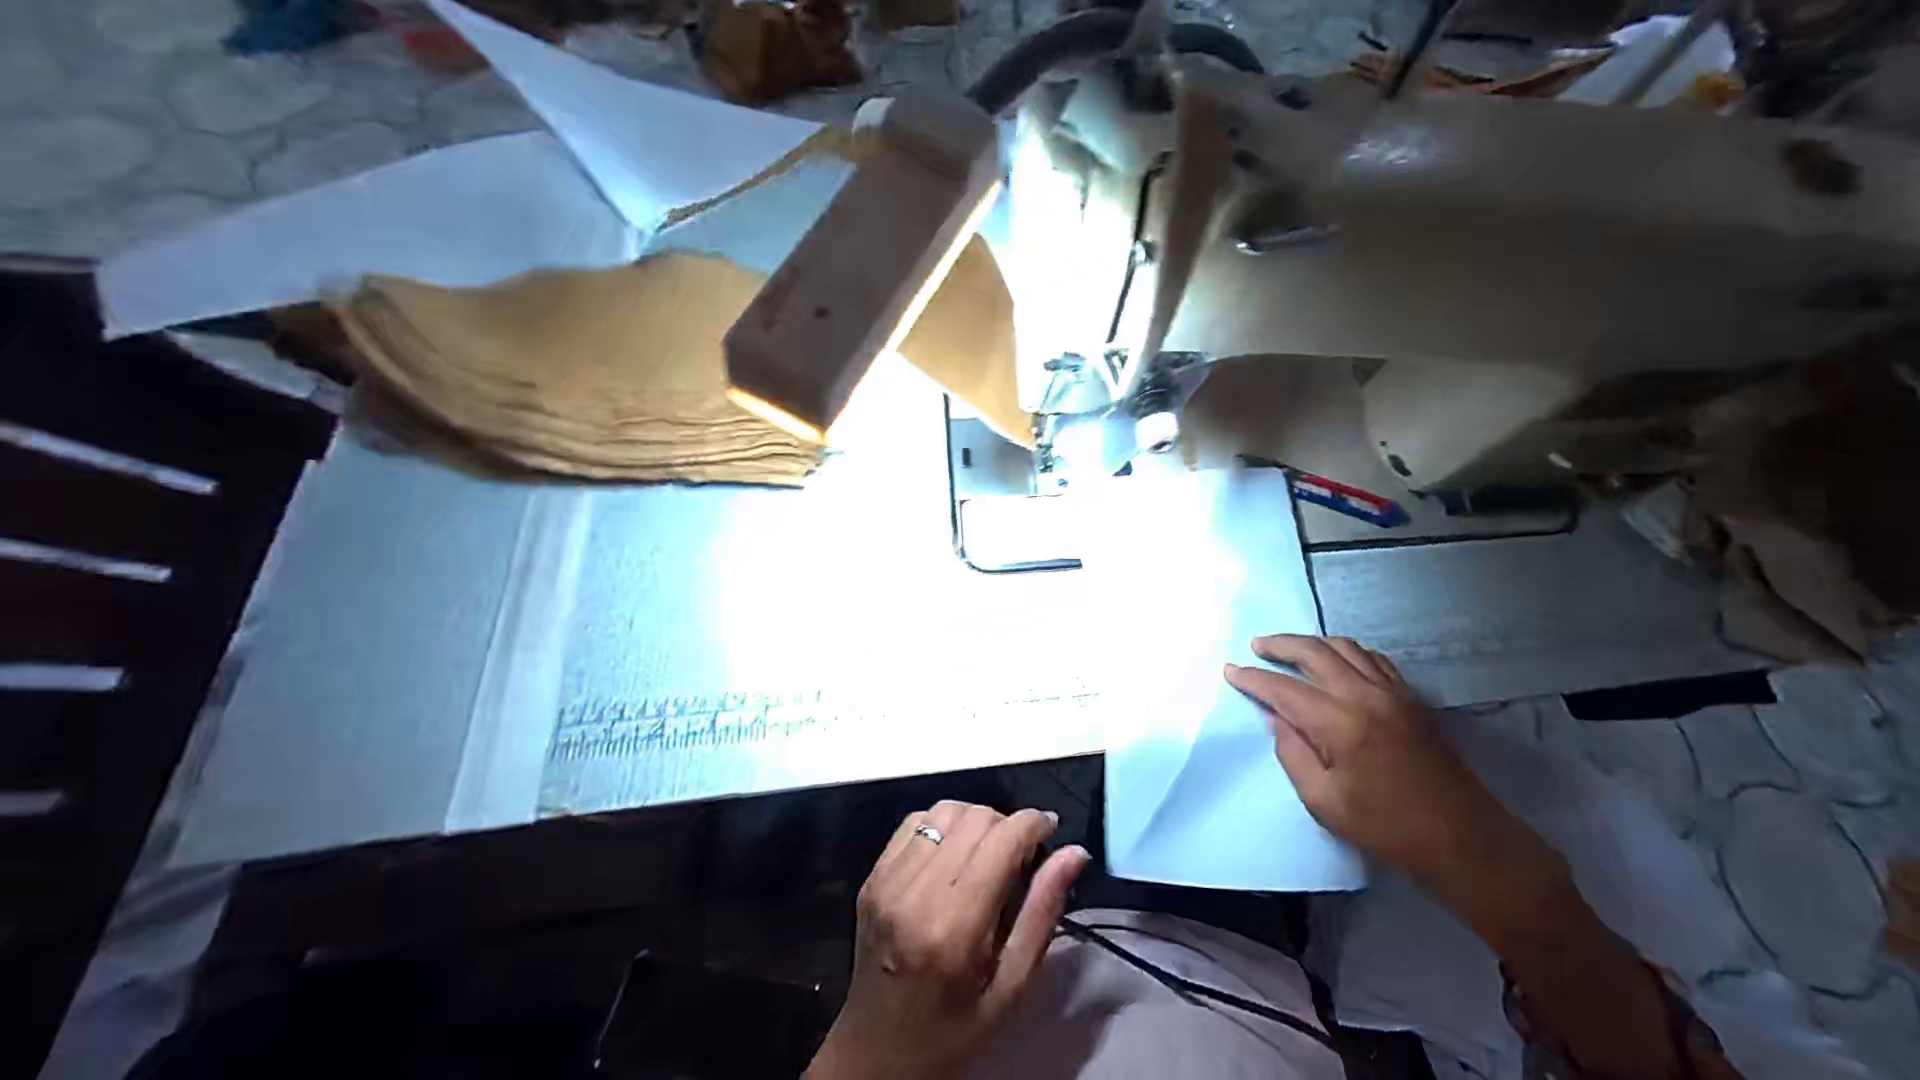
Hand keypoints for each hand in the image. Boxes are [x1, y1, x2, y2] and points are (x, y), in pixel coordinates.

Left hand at [806, 801, 1089, 1079]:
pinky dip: (942, 825)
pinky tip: (953, 853)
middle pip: (974, 817)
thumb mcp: (1013, 986)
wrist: (879, 1051)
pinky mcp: (872, 875)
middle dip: (1007, 824)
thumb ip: (1043, 912)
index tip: (1050, 831)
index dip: (1033, 824)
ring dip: (975, 820)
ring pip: (944, 810)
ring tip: (988, 851)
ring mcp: (887, 879)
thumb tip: (1074, 853)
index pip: (1001, 839)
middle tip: (1021, 853)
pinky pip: (915, 822)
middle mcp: (915, 891)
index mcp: (954, 925)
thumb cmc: (955, 1028)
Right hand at [1230, 637, 1733, 1078]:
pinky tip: (1335, 662)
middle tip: (1254, 646)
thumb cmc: (1388, 828)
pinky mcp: (1412, 700)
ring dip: (1312, 643)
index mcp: (1341, 722)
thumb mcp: (1324, 801)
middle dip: (1279, 645)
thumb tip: (1276, 718)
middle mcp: (1367, 695)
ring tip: (1288, 648)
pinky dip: (1345, 652)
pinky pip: (1372, 659)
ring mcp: (1394, 693)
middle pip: (1315, 652)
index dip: (1252, 678)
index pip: (1284, 688)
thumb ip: (1292, 753)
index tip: (1229, 670)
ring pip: (1346, 648)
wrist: (1466, 841)